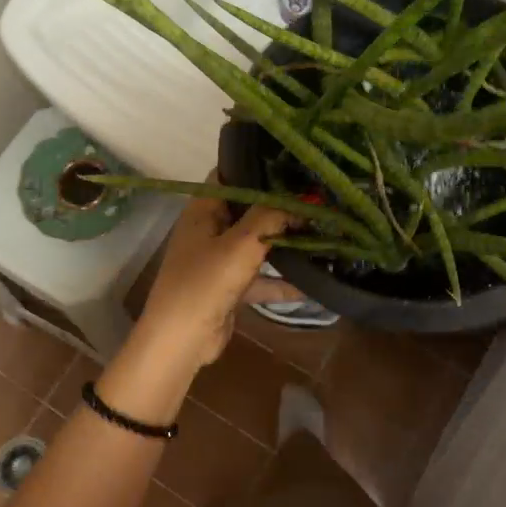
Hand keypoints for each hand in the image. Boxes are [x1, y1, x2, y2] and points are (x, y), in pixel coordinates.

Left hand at [131, 183, 304, 369]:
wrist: (181, 340)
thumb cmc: (205, 282)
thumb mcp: (242, 244)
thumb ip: (272, 217)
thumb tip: (303, 199)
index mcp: (203, 210)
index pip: (230, 175)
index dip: (259, 167)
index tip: (295, 166)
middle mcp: (208, 230)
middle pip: (248, 210)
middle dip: (280, 208)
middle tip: (319, 200)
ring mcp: (217, 260)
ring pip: (256, 245)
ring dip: (285, 244)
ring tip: (323, 235)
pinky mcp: (227, 288)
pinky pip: (259, 277)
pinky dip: (281, 281)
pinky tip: (313, 284)